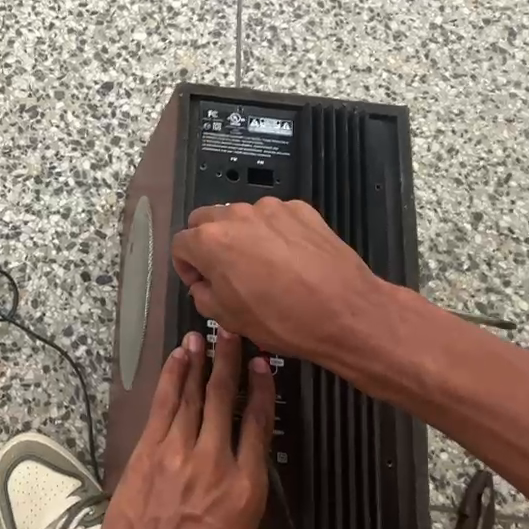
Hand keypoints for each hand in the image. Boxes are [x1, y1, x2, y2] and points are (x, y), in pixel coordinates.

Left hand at [82, 328, 274, 528]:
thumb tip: (239, 515)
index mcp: (246, 491)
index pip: (258, 427)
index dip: (261, 391)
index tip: (263, 365)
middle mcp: (214, 463)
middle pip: (224, 400)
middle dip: (230, 363)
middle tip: (234, 334)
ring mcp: (176, 454)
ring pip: (191, 397)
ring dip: (198, 363)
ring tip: (205, 336)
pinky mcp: (146, 454)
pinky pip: (162, 407)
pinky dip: (171, 379)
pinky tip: (177, 360)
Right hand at [170, 198, 389, 358]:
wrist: (348, 313)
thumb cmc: (282, 320)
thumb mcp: (228, 319)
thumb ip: (203, 294)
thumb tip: (204, 283)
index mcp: (210, 241)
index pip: (180, 244)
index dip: (186, 266)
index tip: (200, 283)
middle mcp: (236, 215)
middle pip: (205, 220)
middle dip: (208, 243)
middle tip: (226, 271)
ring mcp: (271, 208)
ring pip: (242, 216)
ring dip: (243, 235)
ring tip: (265, 265)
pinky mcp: (301, 209)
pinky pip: (275, 217)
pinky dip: (275, 232)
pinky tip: (292, 259)